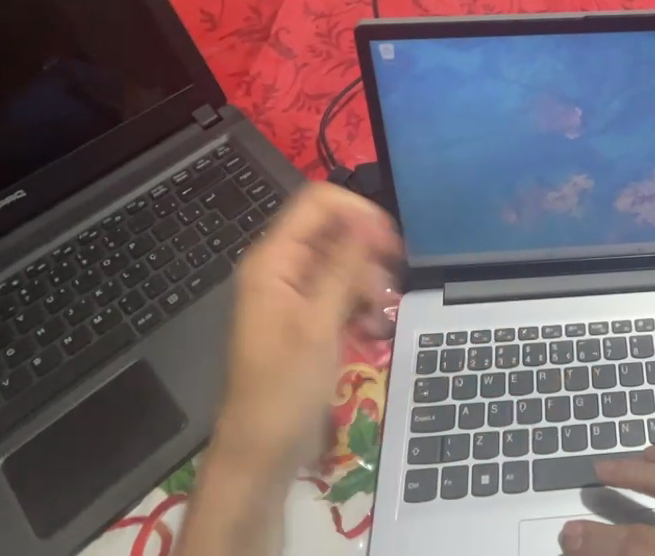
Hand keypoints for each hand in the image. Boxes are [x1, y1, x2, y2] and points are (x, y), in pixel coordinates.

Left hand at [210, 182, 400, 475]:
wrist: (263, 452)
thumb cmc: (284, 389)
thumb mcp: (319, 323)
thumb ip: (343, 266)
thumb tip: (368, 219)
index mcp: (273, 261)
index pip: (319, 202)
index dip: (358, 211)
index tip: (389, 242)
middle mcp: (283, 267)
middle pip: (336, 230)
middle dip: (368, 253)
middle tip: (390, 284)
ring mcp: (295, 292)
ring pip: (345, 260)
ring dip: (369, 282)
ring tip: (381, 315)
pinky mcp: (309, 315)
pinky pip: (343, 288)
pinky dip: (362, 302)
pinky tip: (374, 328)